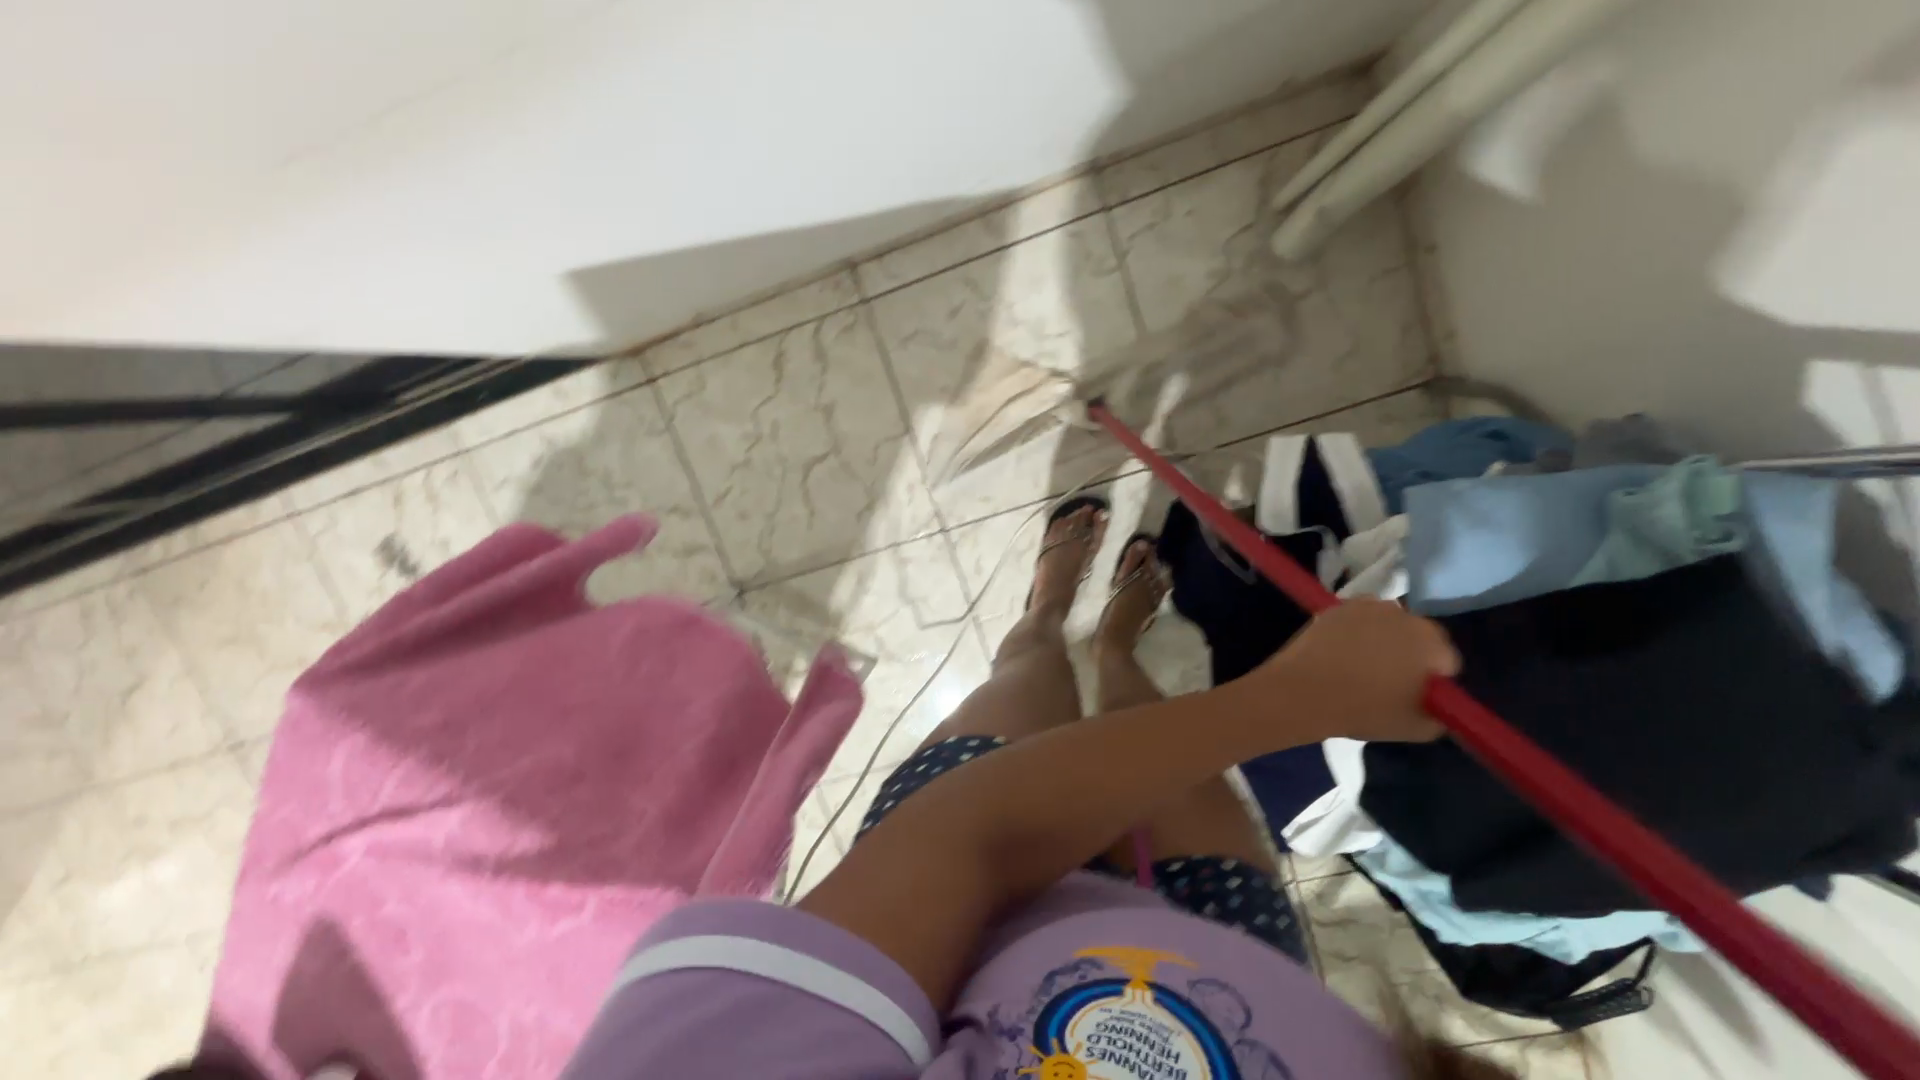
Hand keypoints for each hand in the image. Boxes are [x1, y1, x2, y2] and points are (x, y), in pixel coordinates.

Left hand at [1252, 600, 1459, 743]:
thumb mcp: (1416, 728)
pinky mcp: (1337, 606)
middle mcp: (1404, 615)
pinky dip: (1357, 630)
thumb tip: (1438, 706)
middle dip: (1413, 655)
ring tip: (1362, 666)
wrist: (1301, 691)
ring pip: (1390, 624)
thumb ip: (1439, 715)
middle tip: (1390, 681)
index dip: (1434, 681)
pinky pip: (1360, 618)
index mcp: (1431, 643)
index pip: (1447, 662)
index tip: (1416, 695)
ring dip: (1385, 639)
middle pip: (1420, 637)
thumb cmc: (1362, 710)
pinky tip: (1343, 651)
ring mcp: (1368, 606)